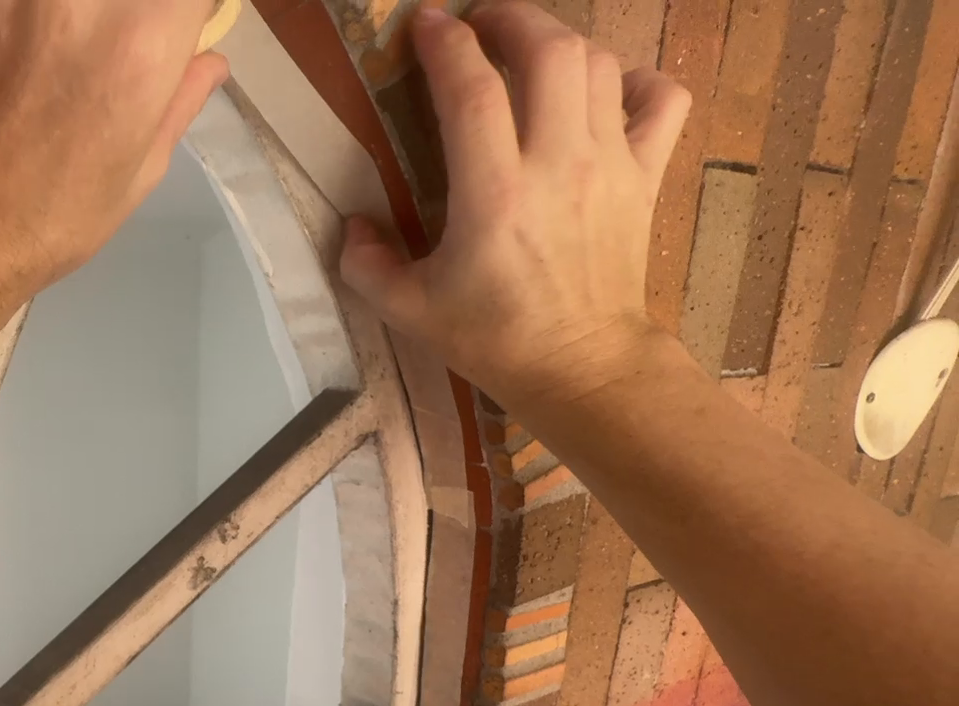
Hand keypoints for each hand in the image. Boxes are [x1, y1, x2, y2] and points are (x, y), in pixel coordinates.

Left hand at [0, 0, 229, 317]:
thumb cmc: (49, 225)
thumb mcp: (135, 178)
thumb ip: (178, 100)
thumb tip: (208, 56)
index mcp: (139, 43)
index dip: (181, 14)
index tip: (169, 31)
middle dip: (124, 13)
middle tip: (101, 46)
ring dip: (65, 16)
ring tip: (48, 50)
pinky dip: (6, 10)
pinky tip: (6, 41)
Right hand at [340, 1, 691, 410]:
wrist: (577, 364)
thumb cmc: (487, 337)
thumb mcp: (406, 310)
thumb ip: (366, 264)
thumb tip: (355, 222)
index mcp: (493, 197)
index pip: (472, 95)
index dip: (446, 48)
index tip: (424, 24)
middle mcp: (559, 164)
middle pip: (548, 53)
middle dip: (510, 19)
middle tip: (477, 21)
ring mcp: (613, 163)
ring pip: (598, 64)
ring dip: (557, 40)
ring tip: (524, 48)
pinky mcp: (647, 174)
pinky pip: (659, 97)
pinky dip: (631, 77)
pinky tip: (600, 91)